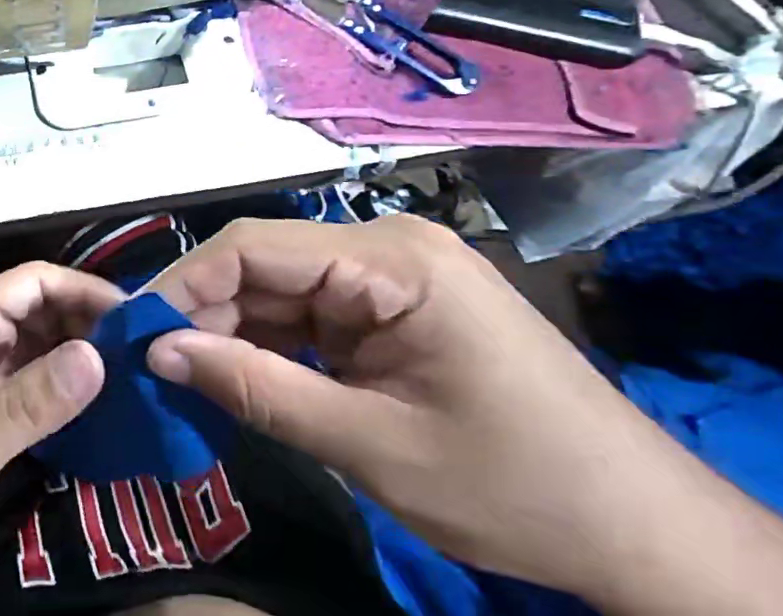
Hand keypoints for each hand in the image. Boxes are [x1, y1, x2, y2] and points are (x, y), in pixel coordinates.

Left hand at [0, 261, 120, 559]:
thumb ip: (31, 401)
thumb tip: (98, 355)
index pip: (34, 280)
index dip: (85, 290)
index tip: (136, 319)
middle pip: (44, 303)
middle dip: (91, 319)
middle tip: (144, 352)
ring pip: (45, 334)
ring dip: (85, 348)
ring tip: (135, 373)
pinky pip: (39, 368)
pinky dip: (70, 377)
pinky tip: (104, 398)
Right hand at [138, 216, 729, 596]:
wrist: (648, 535)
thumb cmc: (520, 488)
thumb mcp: (372, 447)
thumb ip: (256, 390)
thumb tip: (158, 353)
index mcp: (393, 260)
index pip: (254, 246)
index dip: (184, 284)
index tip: (134, 331)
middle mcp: (386, 246)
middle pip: (262, 262)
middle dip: (203, 310)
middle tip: (151, 360)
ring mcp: (390, 275)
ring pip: (278, 288)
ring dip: (229, 327)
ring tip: (181, 370)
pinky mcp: (391, 306)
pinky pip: (307, 312)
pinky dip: (267, 342)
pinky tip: (234, 370)